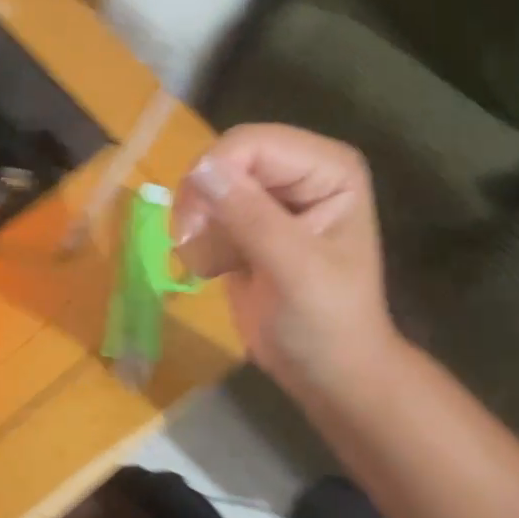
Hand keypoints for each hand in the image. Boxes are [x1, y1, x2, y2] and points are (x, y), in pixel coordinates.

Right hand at [171, 124, 404, 402]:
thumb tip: (200, 168)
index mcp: (327, 169)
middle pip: (225, 161)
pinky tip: (211, 272)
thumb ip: (251, 216)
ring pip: (207, 189)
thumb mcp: (295, 269)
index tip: (192, 228)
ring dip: (196, 228)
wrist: (327, 374)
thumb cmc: (326, 323)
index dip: (214, 176)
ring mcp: (271, 202)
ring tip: (206, 266)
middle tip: (191, 247)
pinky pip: (204, 218)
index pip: (252, 144)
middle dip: (201, 203)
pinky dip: (197, 244)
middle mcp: (299, 175)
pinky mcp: (246, 230)